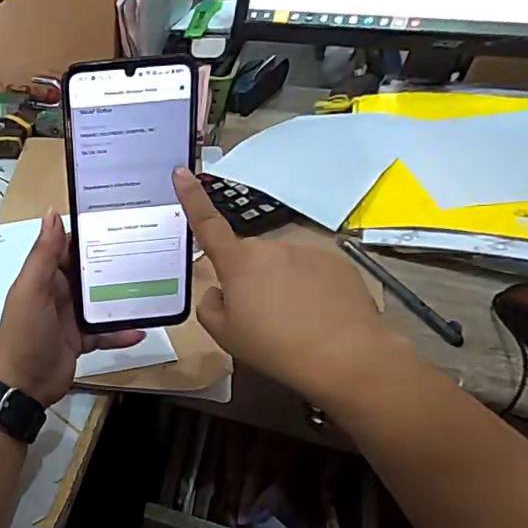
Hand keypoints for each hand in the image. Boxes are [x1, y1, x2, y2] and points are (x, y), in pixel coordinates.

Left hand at [0, 211, 142, 406]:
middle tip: (148, 252)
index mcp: (44, 278)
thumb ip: (44, 255)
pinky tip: (142, 329)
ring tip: (151, 287)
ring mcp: (70, 319)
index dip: (90, 235)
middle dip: (114, 264)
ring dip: (122, 298)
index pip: (68, 249)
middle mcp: (58, 294)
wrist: (22, 386)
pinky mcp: (80, 341)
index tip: (119, 222)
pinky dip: (121, 332)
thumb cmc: (23, 335)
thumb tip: (52, 213)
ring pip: (101, 303)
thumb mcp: (31, 291)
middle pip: (90, 274)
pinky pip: (105, 333)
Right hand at [173, 168, 409, 402]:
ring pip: (281, 266)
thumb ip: (210, 306)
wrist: (345, 355)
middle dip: (249, 279)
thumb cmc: (274, 347)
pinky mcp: (337, 261)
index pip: (207, 224)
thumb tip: (220, 291)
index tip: (182, 172)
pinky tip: (317, 317)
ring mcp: (306, 251)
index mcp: (238, 263)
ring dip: (281, 286)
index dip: (191, 197)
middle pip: (249, 258)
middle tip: (259, 317)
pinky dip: (310, 289)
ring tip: (293, 322)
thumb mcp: (225, 335)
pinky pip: (311, 272)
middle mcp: (271, 248)